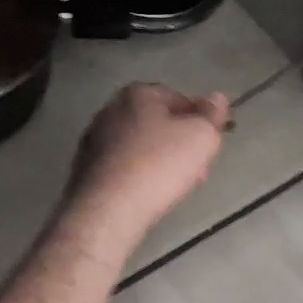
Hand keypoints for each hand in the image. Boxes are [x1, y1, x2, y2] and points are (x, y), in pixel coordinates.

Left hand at [64, 83, 228, 235]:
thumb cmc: (160, 165)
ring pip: (140, 145)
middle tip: (197, 168)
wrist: (109, 209)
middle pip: (158, 122)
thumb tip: (217, 98)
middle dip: (180, 143)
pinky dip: (138, 175)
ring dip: (160, 160)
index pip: (180, 99)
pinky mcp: (85, 168)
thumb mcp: (201, 136)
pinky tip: (149, 193)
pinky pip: (123, 166)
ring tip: (175, 185)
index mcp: (138, 93)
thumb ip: (212, 114)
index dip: (200, 121)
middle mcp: (111, 109)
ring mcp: (94, 139)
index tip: (210, 145)